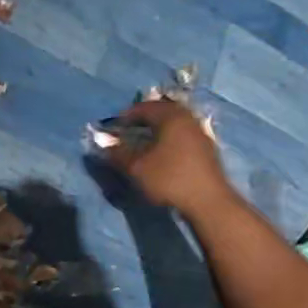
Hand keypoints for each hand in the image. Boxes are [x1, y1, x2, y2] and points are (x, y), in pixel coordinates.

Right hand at [103, 98, 235, 213]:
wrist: (206, 200)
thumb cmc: (169, 178)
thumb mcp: (137, 167)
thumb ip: (117, 153)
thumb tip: (101, 143)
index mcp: (171, 117)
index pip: (144, 107)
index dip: (126, 115)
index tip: (112, 127)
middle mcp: (188, 118)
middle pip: (162, 111)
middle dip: (142, 119)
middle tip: (127, 130)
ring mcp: (199, 132)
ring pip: (173, 122)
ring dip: (156, 128)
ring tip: (141, 141)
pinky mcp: (205, 147)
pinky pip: (181, 133)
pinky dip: (167, 137)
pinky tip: (160, 151)